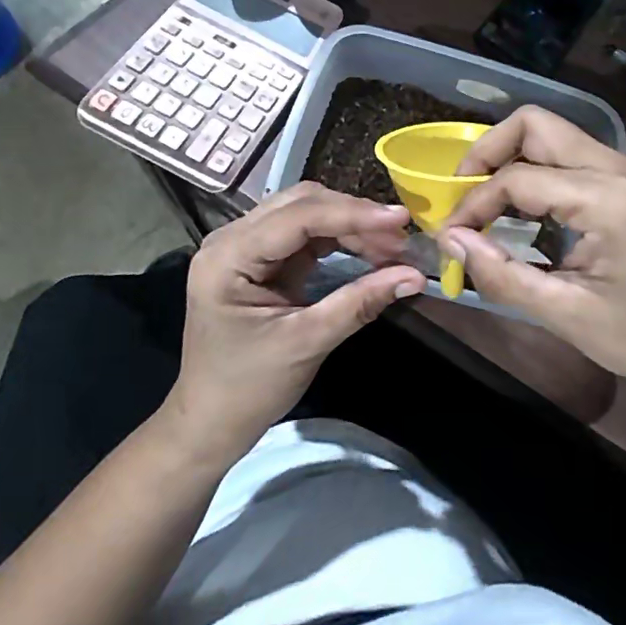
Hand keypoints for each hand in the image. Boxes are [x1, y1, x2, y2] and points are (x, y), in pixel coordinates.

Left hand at [168, 183, 426, 452]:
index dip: (352, 215)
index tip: (401, 220)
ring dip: (349, 225)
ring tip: (392, 247)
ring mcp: (243, 245)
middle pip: (301, 205)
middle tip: (401, 240)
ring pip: (305, 214)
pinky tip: (368, 250)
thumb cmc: (249, 387)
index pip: (298, 218)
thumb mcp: (306, 344)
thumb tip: (414, 276)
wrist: (211, 419)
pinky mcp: (259, 258)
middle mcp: (231, 238)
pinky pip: (304, 235)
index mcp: (228, 256)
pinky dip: (338, 239)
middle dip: (354, 217)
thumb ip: (358, 303)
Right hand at [440, 106, 625, 397]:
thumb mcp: (569, 315)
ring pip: (551, 135)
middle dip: (488, 152)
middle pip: (534, 125)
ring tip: (484, 202)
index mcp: (605, 197)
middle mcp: (615, 168)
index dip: (473, 204)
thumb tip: (452, 242)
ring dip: (510, 159)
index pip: (517, 179)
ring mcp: (624, 173)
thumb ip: (504, 275)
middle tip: (463, 194)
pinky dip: (533, 172)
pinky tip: (520, 210)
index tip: (448, 237)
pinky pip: (567, 158)